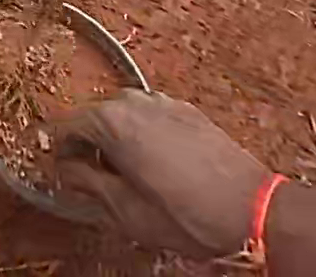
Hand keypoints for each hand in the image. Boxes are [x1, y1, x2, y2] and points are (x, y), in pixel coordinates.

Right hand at [53, 89, 268, 258]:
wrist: (257, 208)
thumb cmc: (188, 216)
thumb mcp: (129, 212)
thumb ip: (88, 184)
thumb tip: (65, 169)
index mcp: (107, 121)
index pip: (63, 126)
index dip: (58, 150)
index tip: (62, 172)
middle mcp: (126, 99)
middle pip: (91, 116)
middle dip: (88, 143)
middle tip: (98, 177)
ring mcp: (156, 99)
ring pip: (120, 113)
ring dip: (116, 135)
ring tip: (132, 170)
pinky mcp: (181, 106)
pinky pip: (148, 113)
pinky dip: (143, 131)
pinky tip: (161, 161)